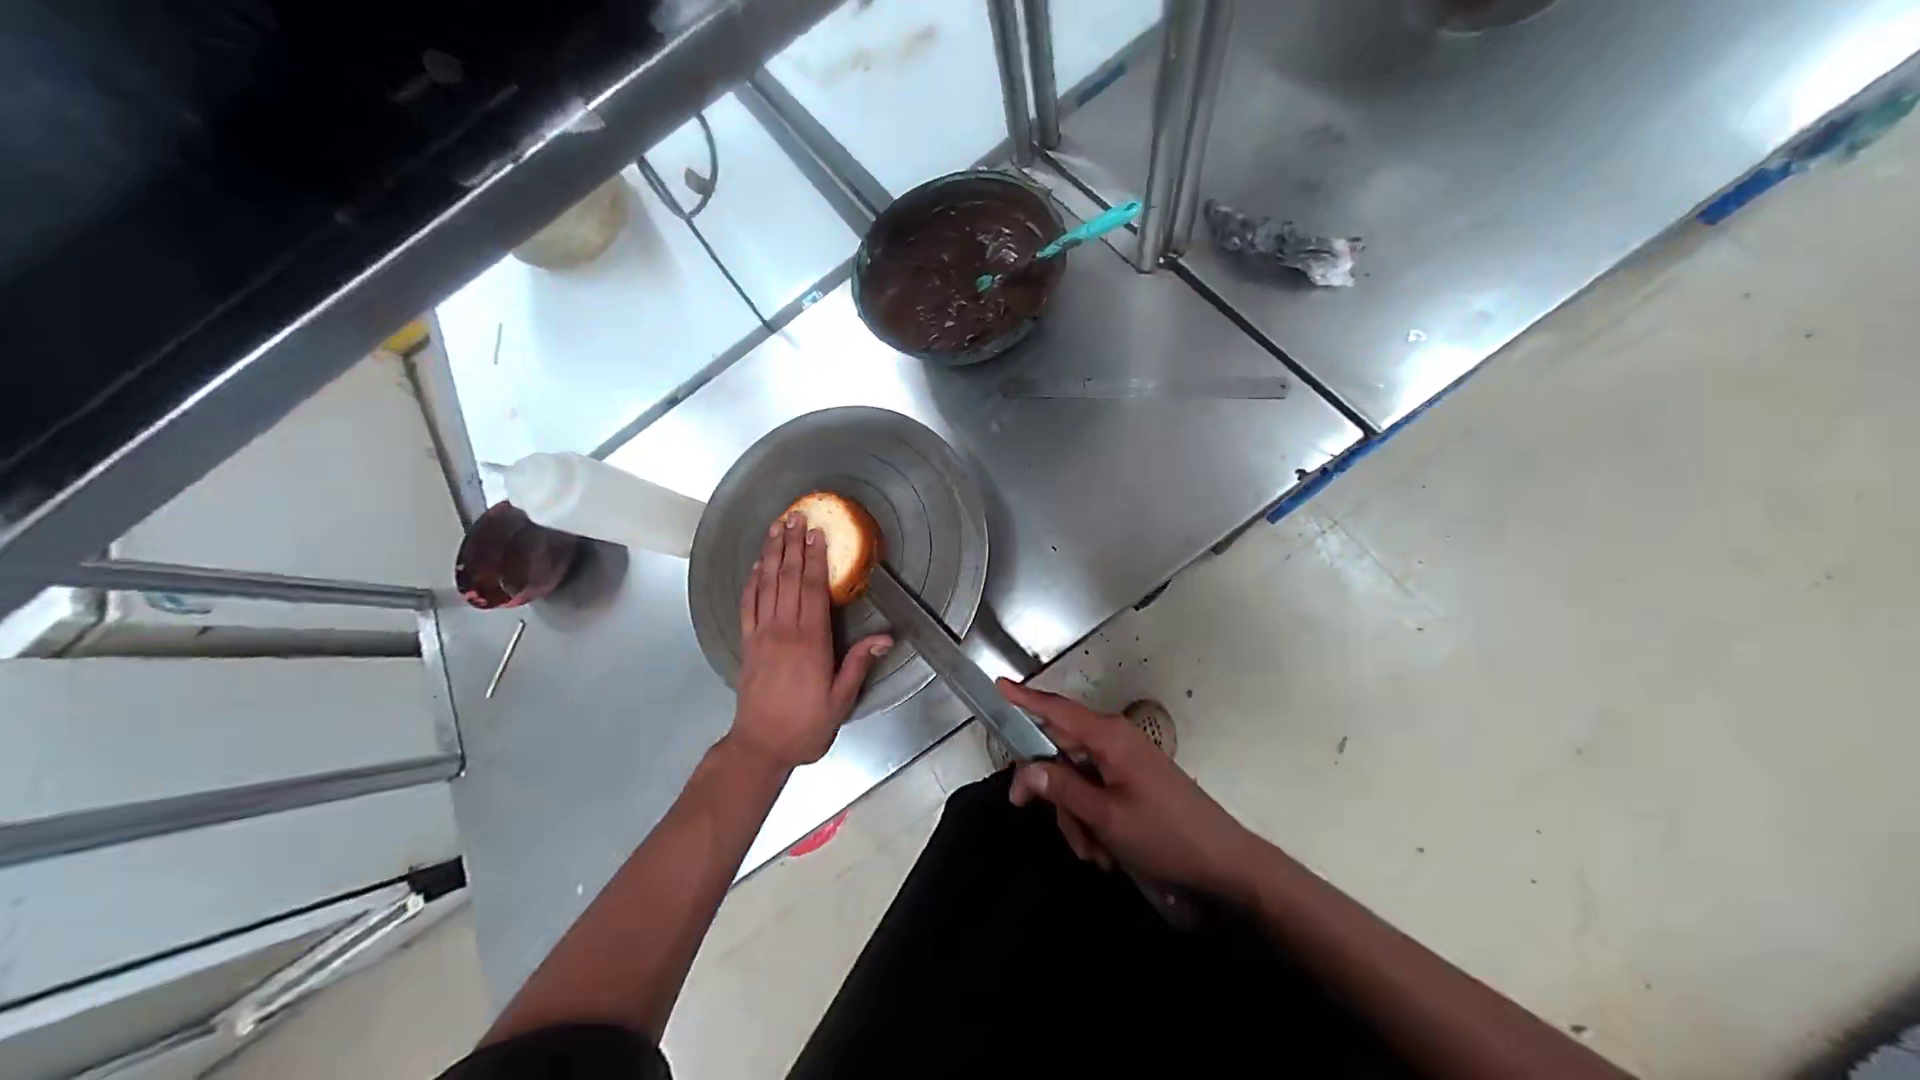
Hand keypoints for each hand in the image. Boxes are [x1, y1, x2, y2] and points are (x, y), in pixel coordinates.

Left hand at [731, 513, 891, 768]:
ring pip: (766, 585)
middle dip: (792, 544)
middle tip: (795, 516)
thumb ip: (859, 663)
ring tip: (775, 528)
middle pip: (788, 578)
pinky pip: (748, 605)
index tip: (816, 533)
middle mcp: (784, 630)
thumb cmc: (806, 725)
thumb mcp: (841, 699)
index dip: (814, 558)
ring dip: (771, 554)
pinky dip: (751, 582)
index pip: (812, 589)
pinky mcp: (747, 643)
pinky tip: (756, 566)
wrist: (761, 746)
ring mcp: (762, 634)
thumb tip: (886, 637)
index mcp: (811, 640)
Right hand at [999, 679, 1264, 901]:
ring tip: (1095, 851)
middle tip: (1039, 816)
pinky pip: (1094, 792)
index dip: (1025, 699)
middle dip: (1052, 791)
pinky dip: (1091, 819)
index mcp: (1109, 737)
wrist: (1224, 863)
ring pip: (1074, 779)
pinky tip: (1106, 850)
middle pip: (1060, 752)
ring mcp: (1124, 761)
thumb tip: (1026, 768)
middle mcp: (1115, 741)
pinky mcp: (1131, 781)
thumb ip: (1062, 789)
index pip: (1057, 710)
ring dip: (1075, 815)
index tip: (999, 685)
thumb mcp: (1107, 818)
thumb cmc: (1167, 836)